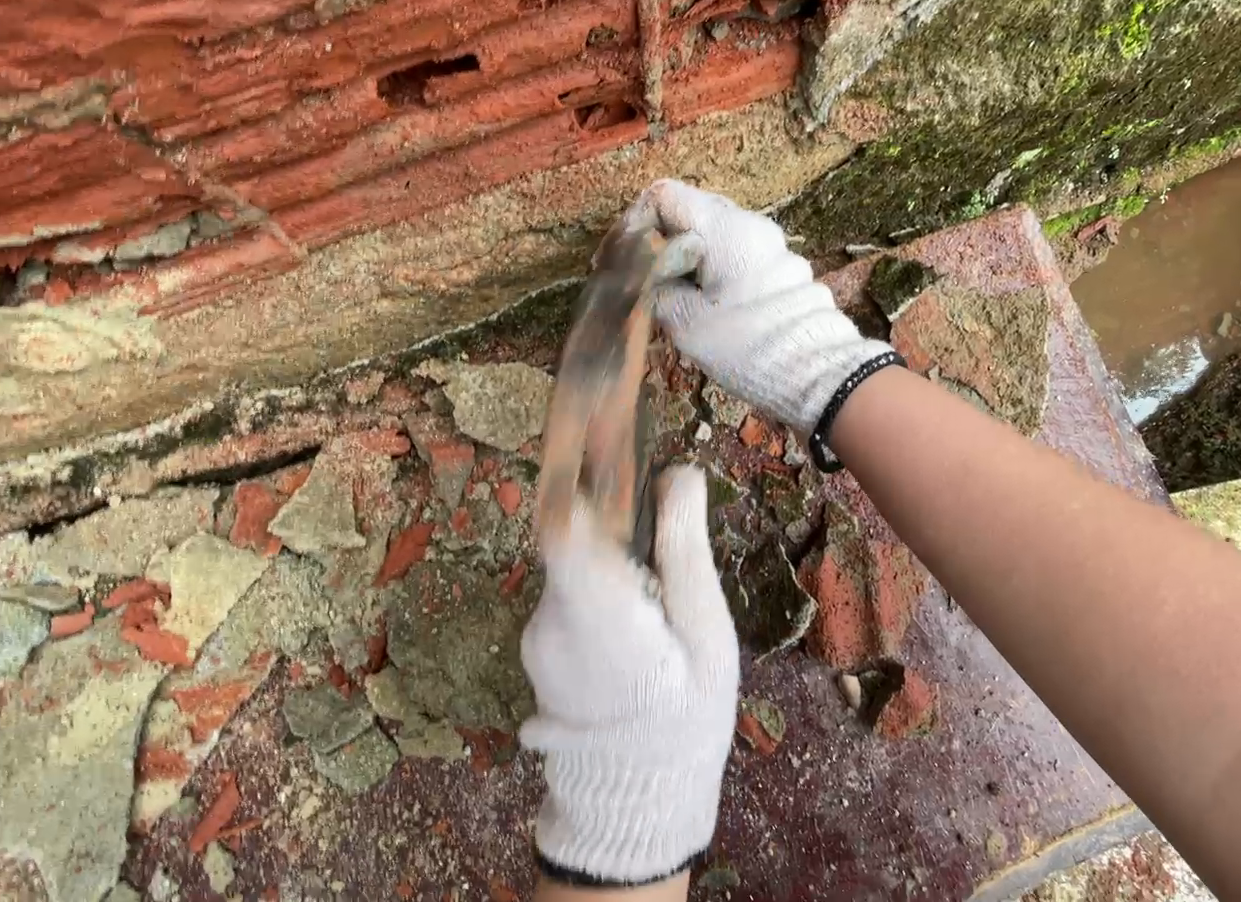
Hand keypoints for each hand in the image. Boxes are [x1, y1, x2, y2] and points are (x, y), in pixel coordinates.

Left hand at [520, 466, 739, 884]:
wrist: (635, 803)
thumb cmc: (686, 717)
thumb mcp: (706, 635)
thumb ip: (684, 551)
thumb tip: (677, 471)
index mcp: (595, 614)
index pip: (559, 522)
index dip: (573, 471)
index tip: (599, 436)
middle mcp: (549, 618)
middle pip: (574, 534)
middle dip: (613, 521)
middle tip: (664, 556)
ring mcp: (535, 635)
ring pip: (572, 564)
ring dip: (611, 562)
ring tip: (658, 614)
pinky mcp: (537, 645)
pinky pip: (567, 594)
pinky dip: (598, 590)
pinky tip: (635, 631)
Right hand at [632, 179, 887, 434]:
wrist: (816, 375)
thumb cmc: (743, 343)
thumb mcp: (683, 321)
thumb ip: (658, 288)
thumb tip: (650, 277)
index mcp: (725, 228)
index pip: (666, 194)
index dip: (637, 221)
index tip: (626, 258)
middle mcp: (754, 226)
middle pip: (694, 213)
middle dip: (664, 241)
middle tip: (647, 278)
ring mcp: (776, 249)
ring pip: (720, 239)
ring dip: (694, 260)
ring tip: (679, 298)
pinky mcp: (789, 273)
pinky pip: (743, 260)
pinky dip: (720, 275)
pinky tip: (713, 309)